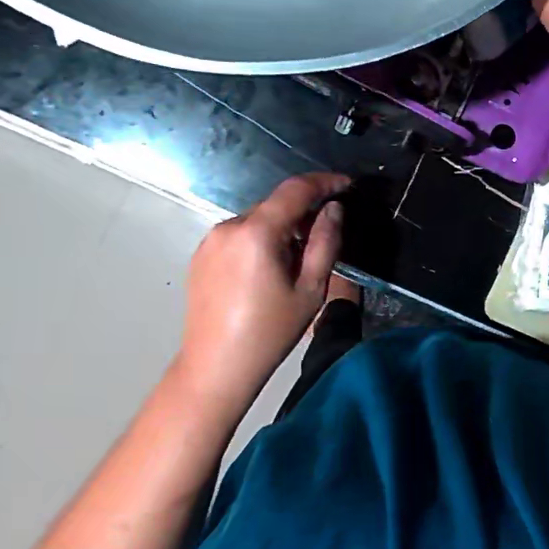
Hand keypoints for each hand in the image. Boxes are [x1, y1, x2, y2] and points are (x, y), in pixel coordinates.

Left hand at [171, 173, 349, 405]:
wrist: (215, 367)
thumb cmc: (269, 332)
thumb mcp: (310, 289)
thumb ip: (326, 242)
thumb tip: (333, 209)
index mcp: (257, 232)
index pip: (295, 189)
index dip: (324, 182)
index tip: (347, 185)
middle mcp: (229, 226)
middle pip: (274, 205)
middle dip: (303, 212)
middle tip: (326, 235)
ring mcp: (210, 240)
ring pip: (256, 220)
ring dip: (281, 228)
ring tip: (297, 260)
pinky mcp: (201, 255)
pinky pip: (239, 235)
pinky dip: (260, 240)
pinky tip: (268, 270)